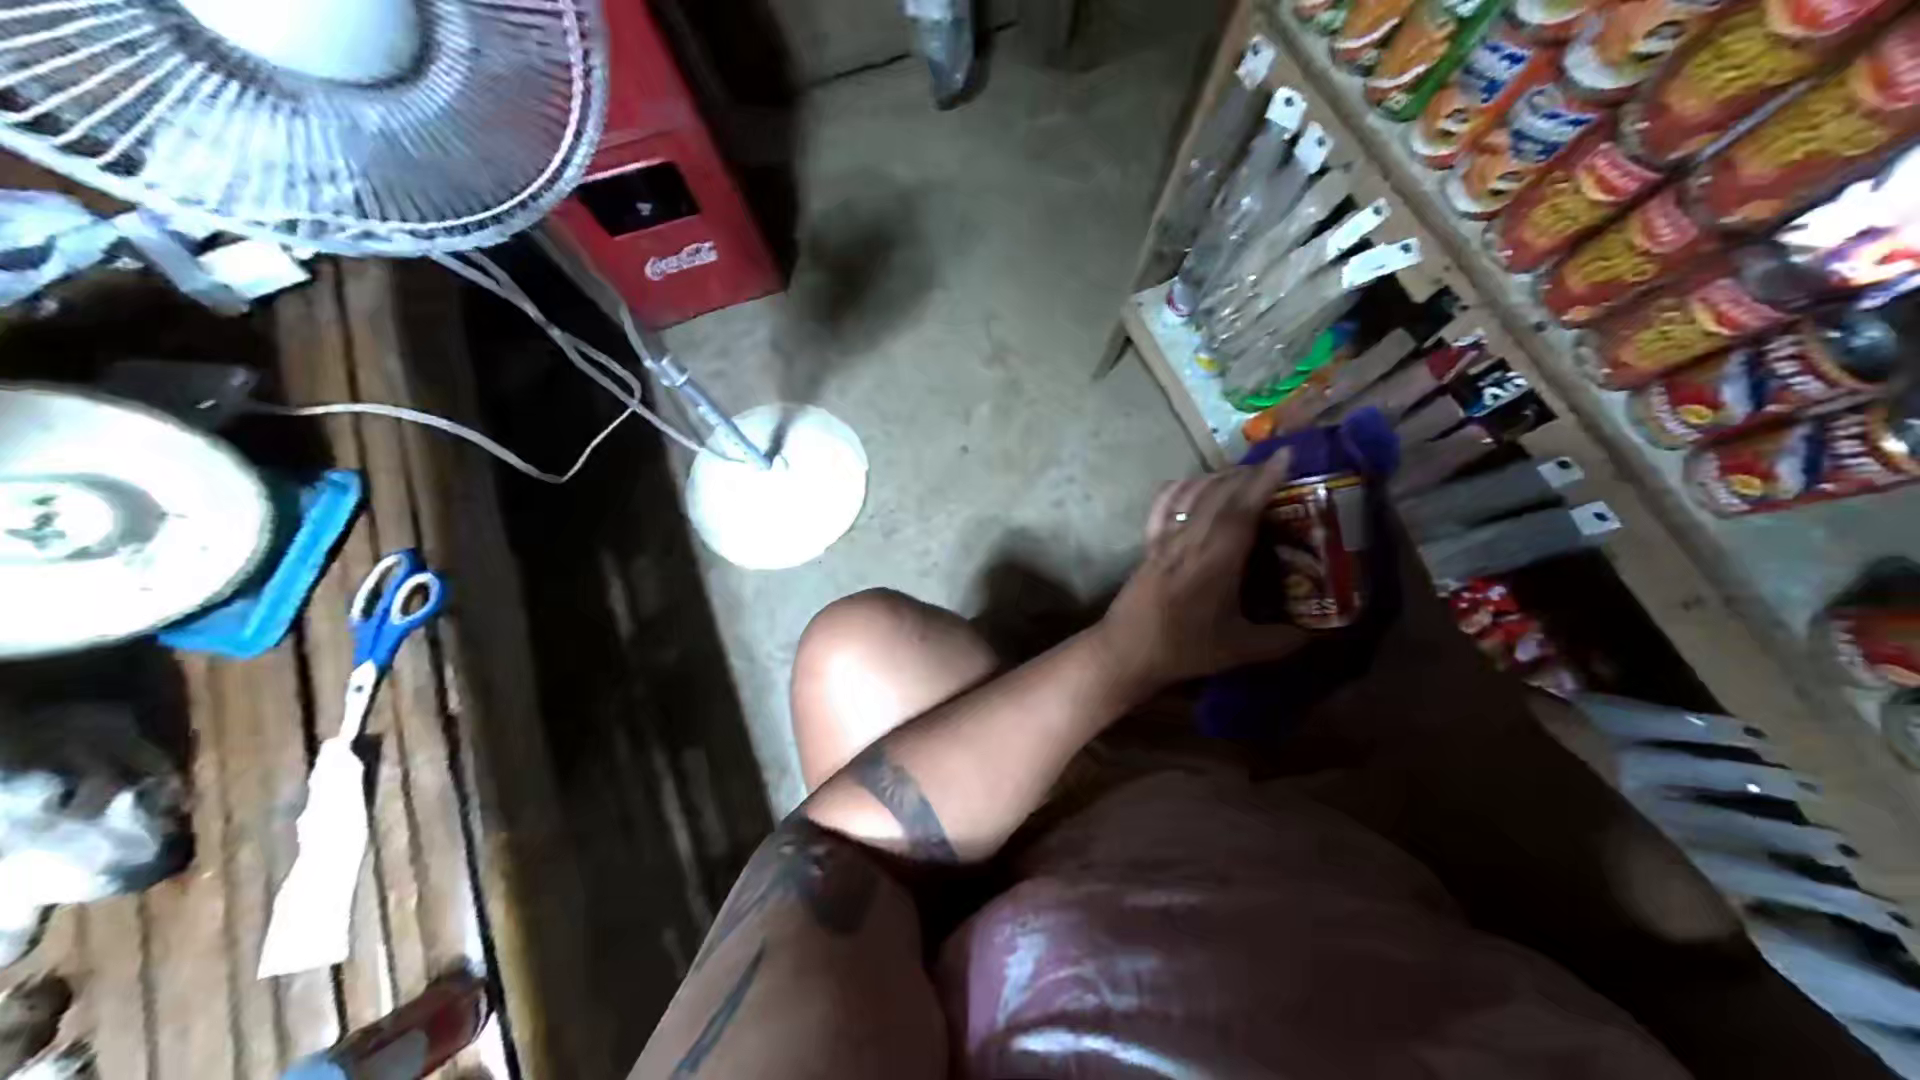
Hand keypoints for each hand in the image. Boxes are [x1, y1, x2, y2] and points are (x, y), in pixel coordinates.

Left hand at [1094, 456, 1306, 693]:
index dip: (1263, 481)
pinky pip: (1164, 506)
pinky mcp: (1148, 545)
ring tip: (1244, 474)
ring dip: (1218, 478)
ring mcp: (1164, 540)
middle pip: (1218, 494)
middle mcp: (1188, 541)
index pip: (1241, 510)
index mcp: (1215, 561)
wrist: (1125, 652)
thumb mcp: (1240, 650)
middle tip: (1275, 465)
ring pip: (1191, 495)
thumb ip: (1281, 640)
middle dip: (1248, 474)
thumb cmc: (1183, 650)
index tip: (1285, 456)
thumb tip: (1317, 633)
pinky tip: (1192, 483)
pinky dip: (1180, 488)